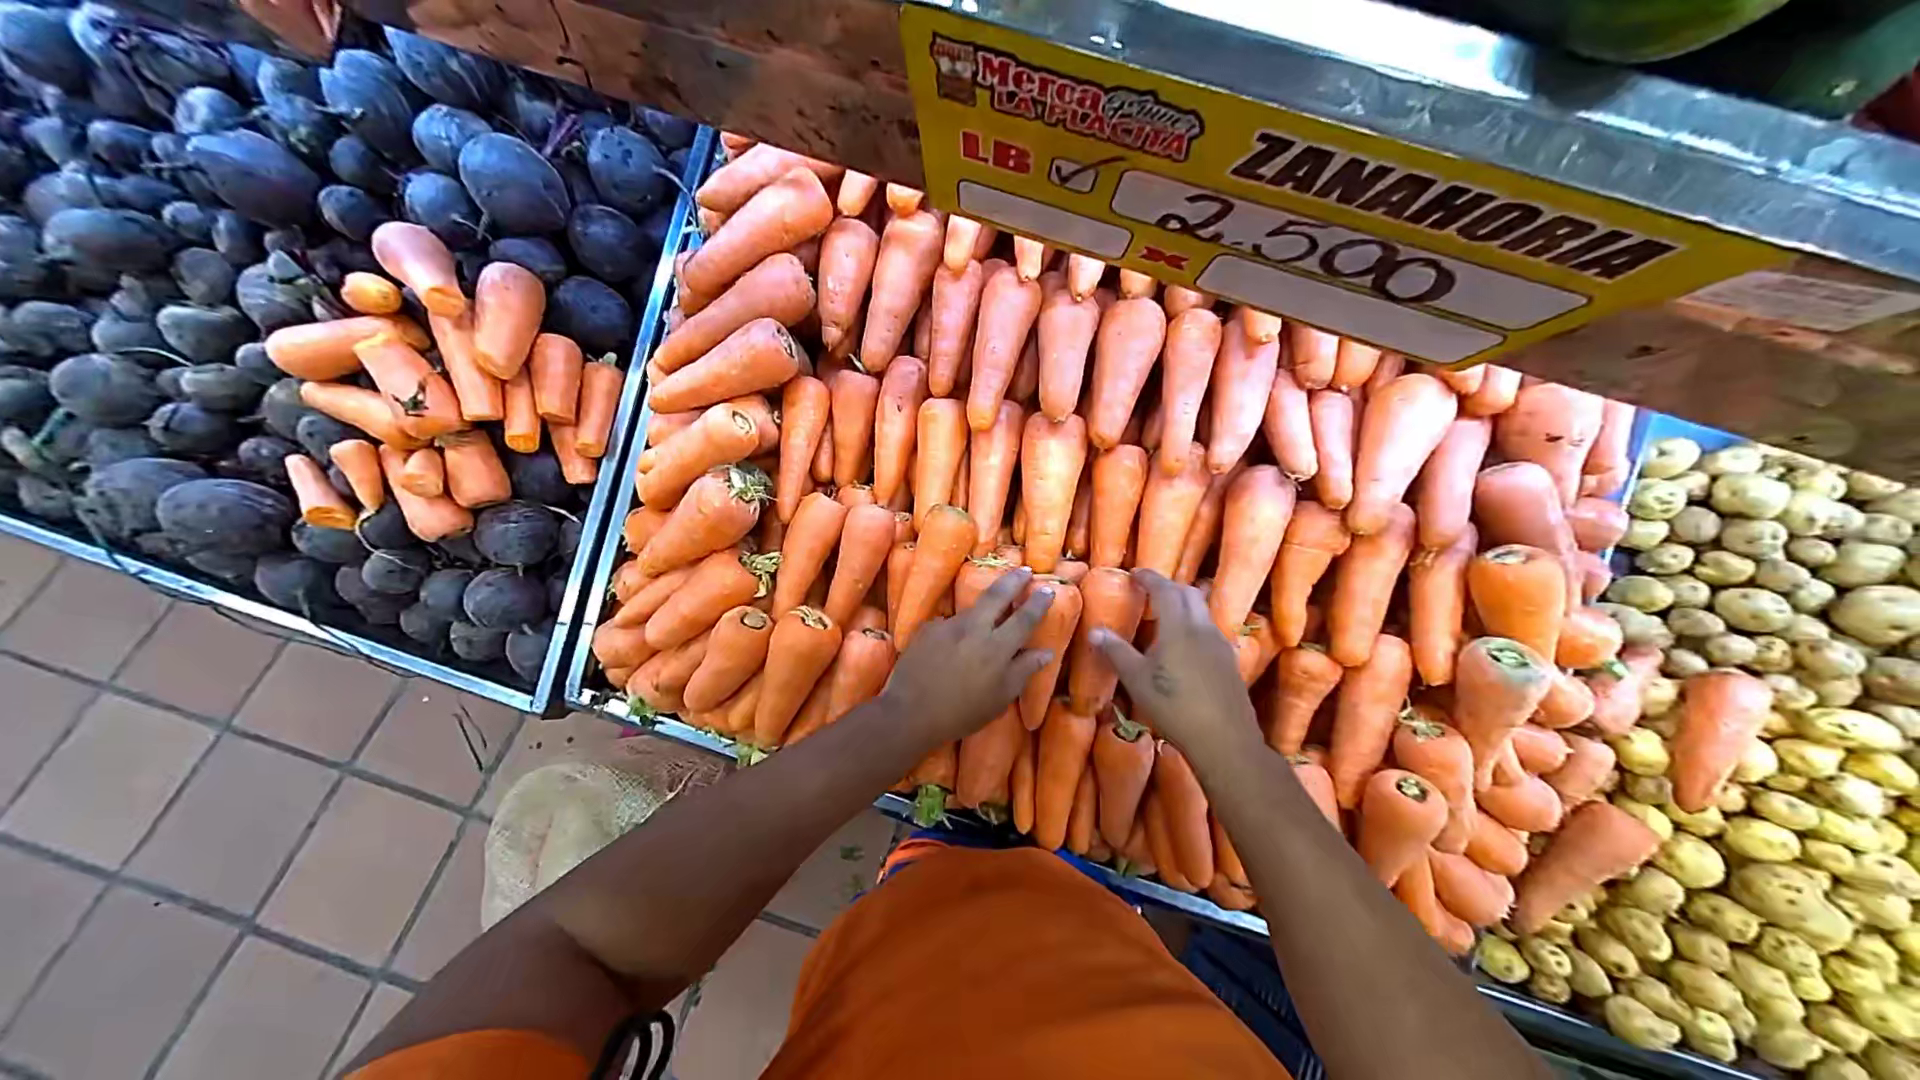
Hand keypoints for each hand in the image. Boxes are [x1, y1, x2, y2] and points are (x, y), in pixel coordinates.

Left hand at [880, 567, 1054, 742]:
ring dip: (983, 608)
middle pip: (997, 596)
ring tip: (987, 615)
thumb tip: (1045, 652)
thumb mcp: (1000, 698)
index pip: (1024, 618)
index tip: (1048, 589)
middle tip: (1024, 570)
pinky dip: (957, 629)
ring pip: (972, 610)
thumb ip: (1023, 671)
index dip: (1038, 603)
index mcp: (997, 648)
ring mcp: (948, 626)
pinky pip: (949, 624)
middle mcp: (974, 629)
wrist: (910, 712)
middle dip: (1013, 580)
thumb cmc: (962, 712)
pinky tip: (953, 643)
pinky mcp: (927, 629)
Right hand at [1091, 570, 1259, 761]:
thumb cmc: (1174, 707)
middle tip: (1149, 591)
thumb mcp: (1137, 680)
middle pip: (1189, 593)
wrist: (1225, 740)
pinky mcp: (1228, 661)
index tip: (1135, 573)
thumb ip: (1116, 652)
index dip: (1149, 578)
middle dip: (1169, 586)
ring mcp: (1220, 644)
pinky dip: (1193, 623)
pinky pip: (1209, 629)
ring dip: (1183, 604)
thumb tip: (1095, 631)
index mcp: (1179, 627)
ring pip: (1202, 611)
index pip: (1165, 589)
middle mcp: (1202, 628)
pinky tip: (1183, 644)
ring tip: (1164, 615)